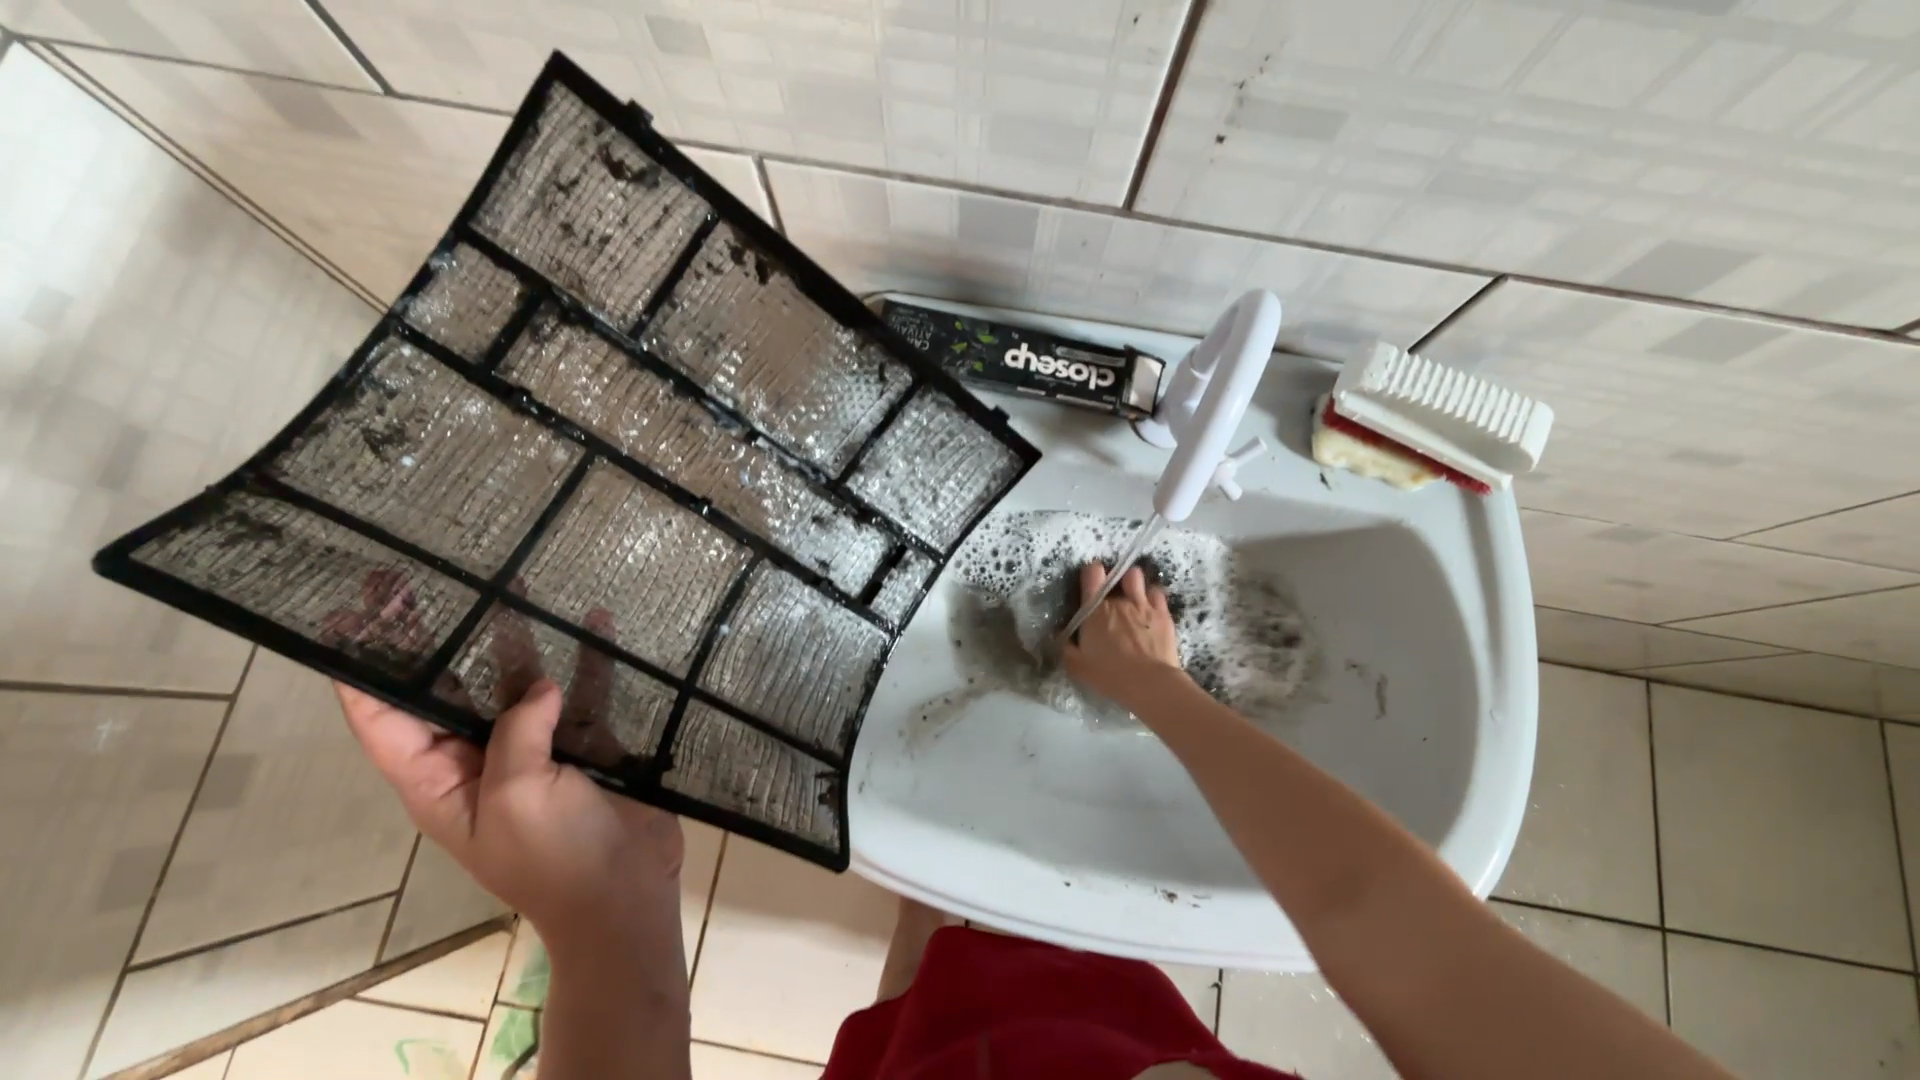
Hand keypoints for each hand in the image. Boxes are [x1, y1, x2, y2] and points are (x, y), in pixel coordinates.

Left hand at [329, 577, 684, 972]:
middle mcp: (480, 759)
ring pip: (518, 682)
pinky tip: (600, 622)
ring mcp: (536, 751)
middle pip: (448, 689)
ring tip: (515, 583)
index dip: (362, 671)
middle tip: (418, 583)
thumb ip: (514, 734)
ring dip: (518, 637)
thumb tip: (538, 688)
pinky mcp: (585, 747)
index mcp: (438, 783)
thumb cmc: (553, 857)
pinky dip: (592, 660)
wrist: (624, 894)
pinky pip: (585, 693)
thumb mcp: (514, 797)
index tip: (352, 617)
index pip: (383, 721)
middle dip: (435, 638)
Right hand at [1061, 561, 1184, 711]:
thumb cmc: (1109, 674)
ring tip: (1133, 596)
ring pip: (1137, 577)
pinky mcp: (1163, 614)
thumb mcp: (1077, 666)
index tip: (1091, 581)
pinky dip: (1152, 597)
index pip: (1092, 573)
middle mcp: (1119, 600)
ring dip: (1134, 583)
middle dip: (1114, 582)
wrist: (1149, 683)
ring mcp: (1144, 604)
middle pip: (1118, 574)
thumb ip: (1066, 646)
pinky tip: (1151, 609)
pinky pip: (1157, 593)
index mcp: (1095, 609)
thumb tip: (1059, 633)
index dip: (1091, 572)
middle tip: (1113, 595)